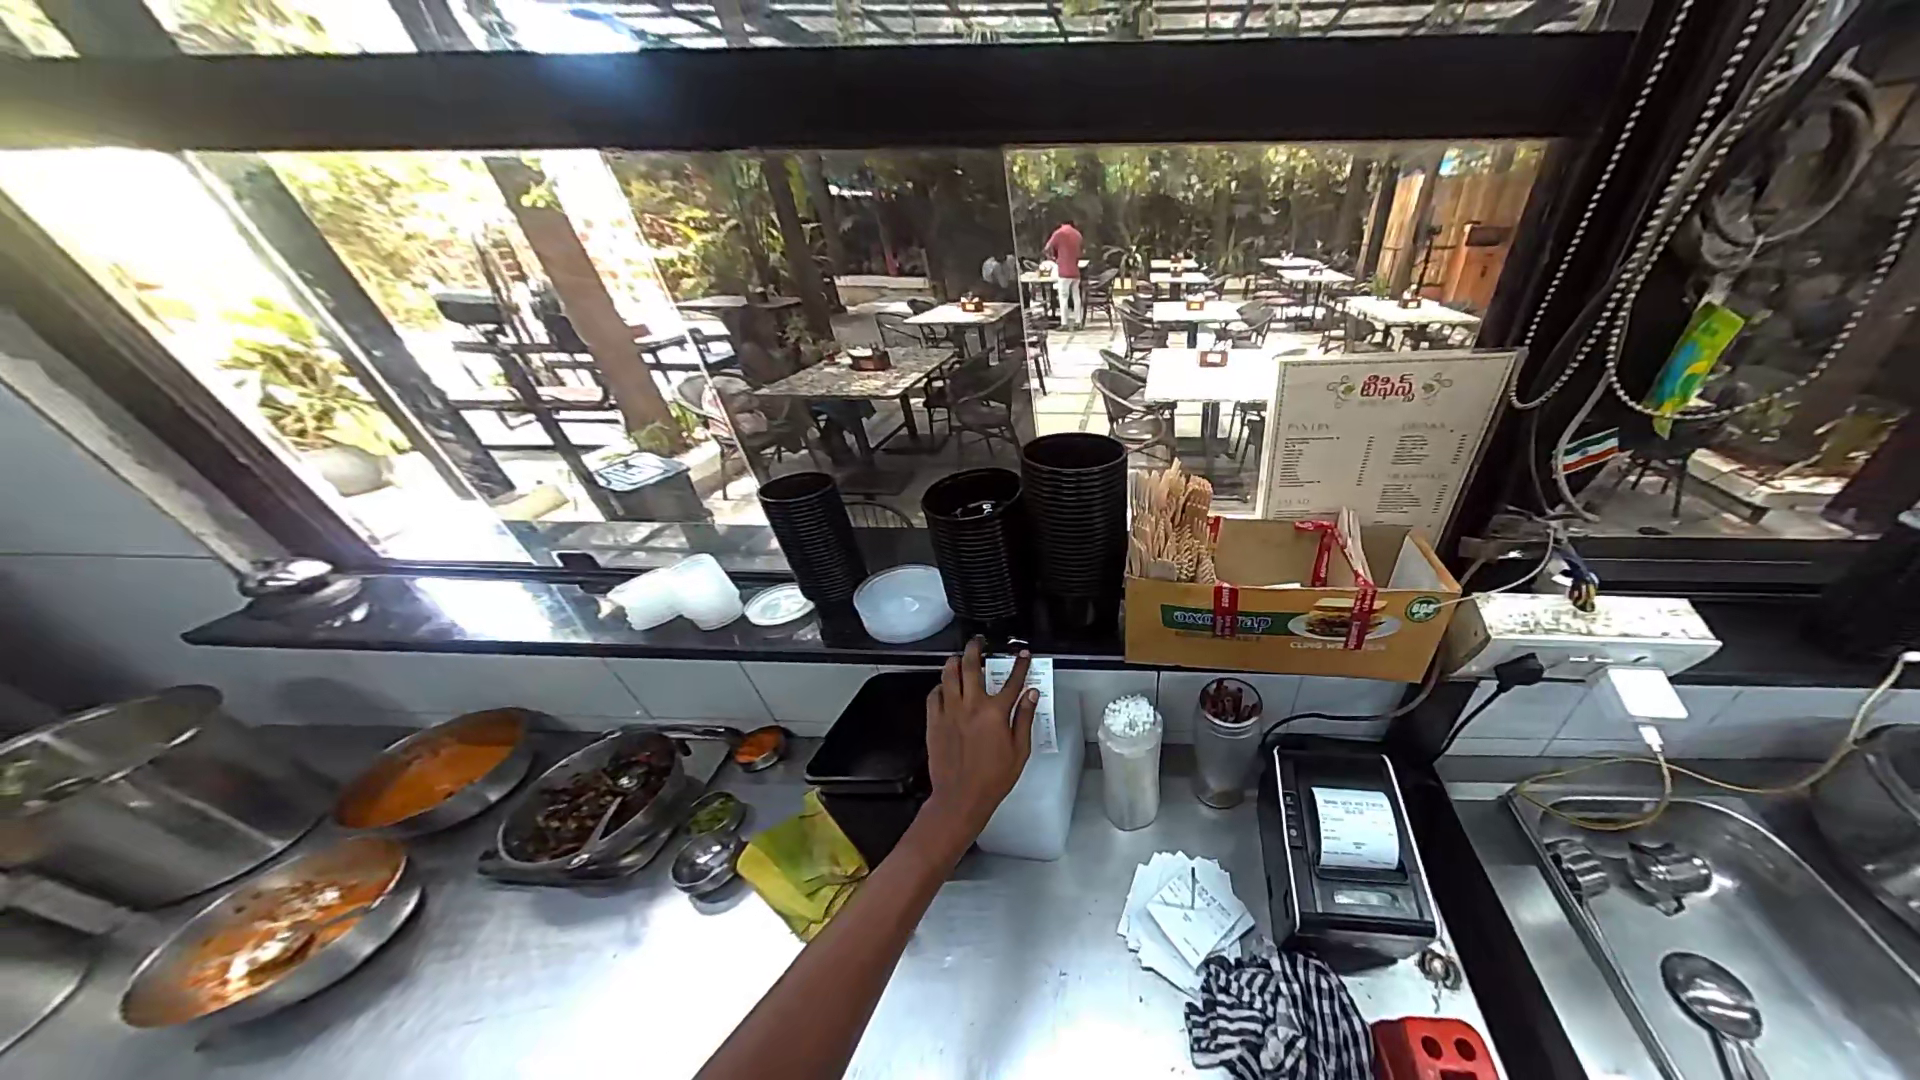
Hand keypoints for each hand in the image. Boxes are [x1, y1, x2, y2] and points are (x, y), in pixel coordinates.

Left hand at [915, 639, 1038, 861]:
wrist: (961, 796)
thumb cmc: (994, 778)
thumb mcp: (1019, 750)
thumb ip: (1024, 718)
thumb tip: (1031, 694)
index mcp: (995, 712)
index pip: (1012, 681)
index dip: (1019, 665)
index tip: (1023, 654)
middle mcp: (971, 705)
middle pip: (971, 666)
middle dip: (975, 648)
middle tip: (978, 641)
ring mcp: (950, 711)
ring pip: (948, 675)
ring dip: (954, 662)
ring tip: (959, 657)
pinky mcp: (934, 720)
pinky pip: (934, 694)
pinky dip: (940, 686)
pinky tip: (945, 686)